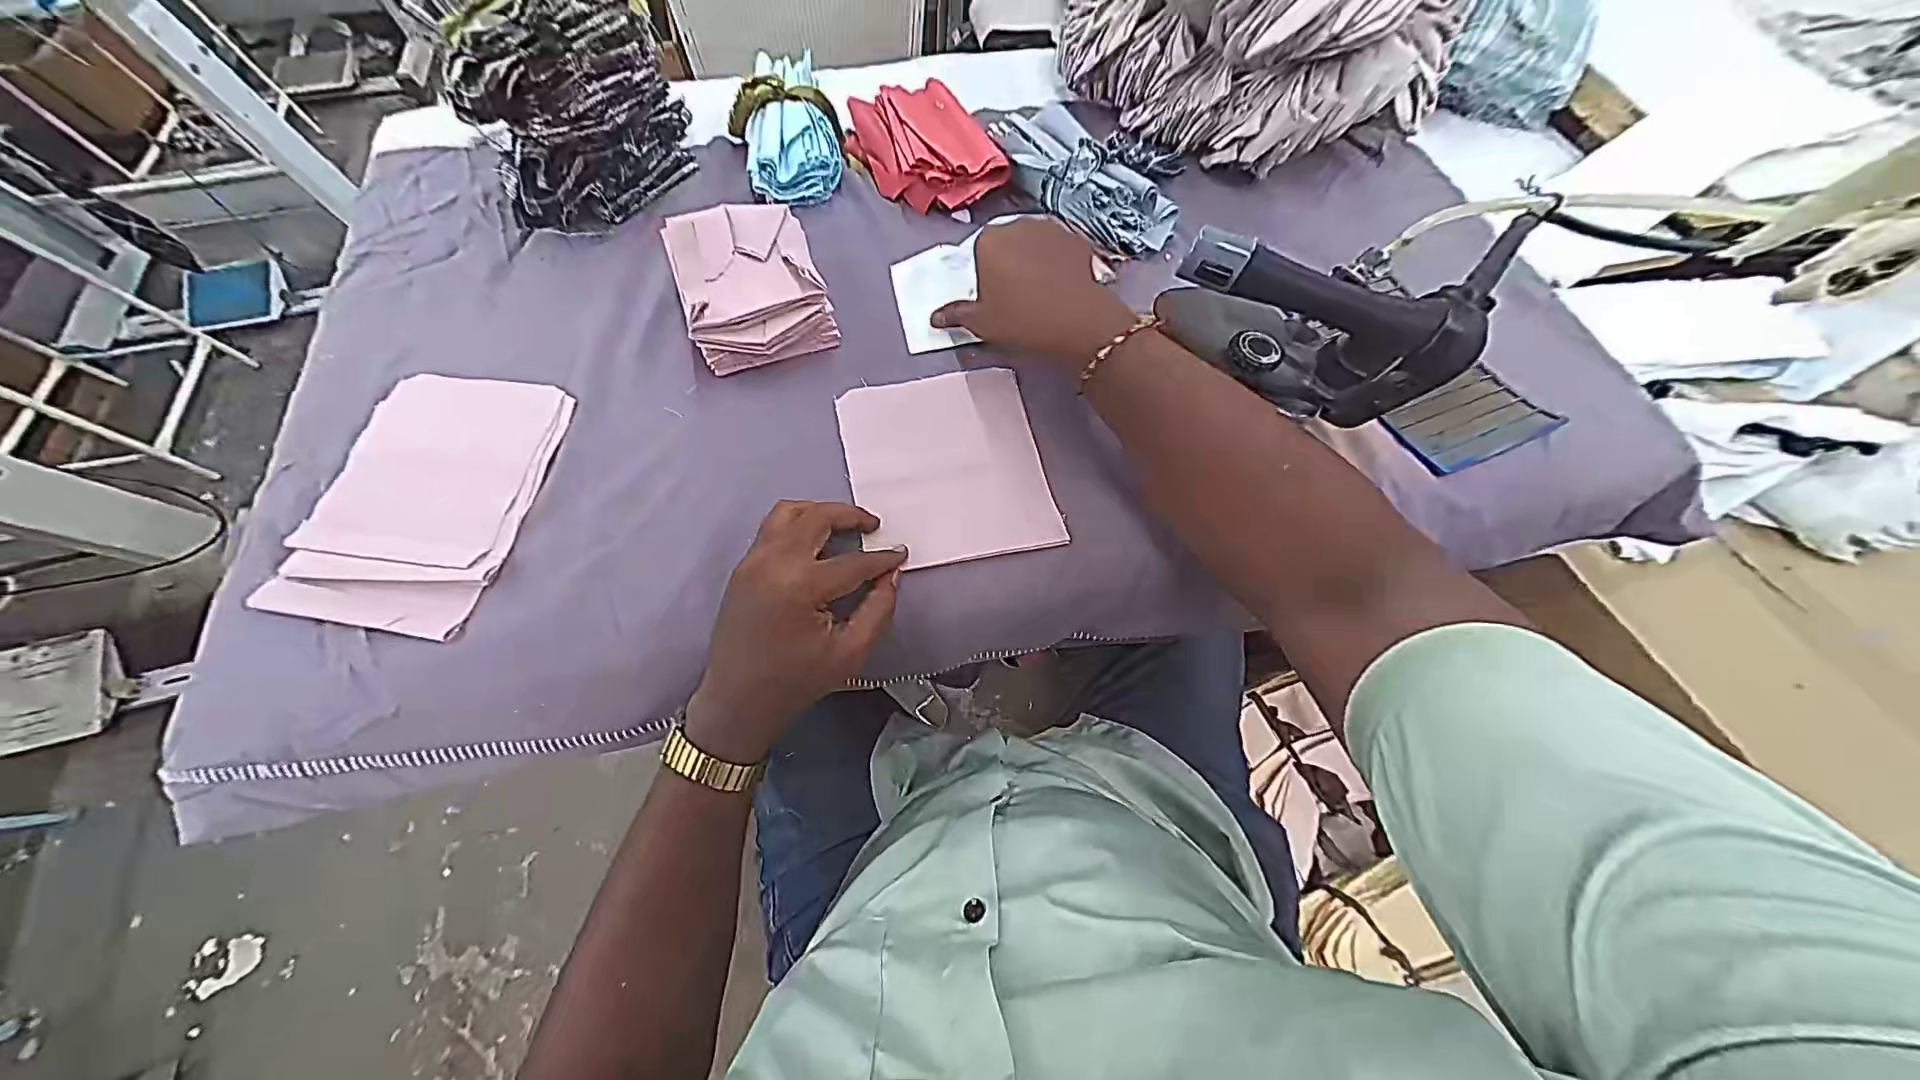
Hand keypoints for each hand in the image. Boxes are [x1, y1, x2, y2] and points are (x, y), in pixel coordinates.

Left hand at [683, 500, 906, 764]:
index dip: (882, 558)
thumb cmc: (794, 682)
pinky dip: (799, 524)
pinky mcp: (743, 568)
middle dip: (850, 515)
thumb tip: (890, 576)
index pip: (853, 561)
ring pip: (788, 512)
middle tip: (873, 525)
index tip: (899, 555)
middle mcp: (771, 563)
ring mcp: (752, 562)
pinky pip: (772, 528)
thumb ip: (879, 608)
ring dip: (819, 512)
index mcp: (799, 585)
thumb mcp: (851, 652)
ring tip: (844, 525)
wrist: (737, 701)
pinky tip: (816, 542)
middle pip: (816, 517)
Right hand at [931, 218, 1138, 368]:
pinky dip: (1056, 260)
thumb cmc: (1023, 321)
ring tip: (1039, 291)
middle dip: (1007, 263)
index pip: (977, 253)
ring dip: (1032, 259)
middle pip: (1005, 243)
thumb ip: (957, 315)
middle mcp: (1017, 224)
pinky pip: (1057, 247)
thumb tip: (936, 317)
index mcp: (988, 240)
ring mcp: (1050, 227)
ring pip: (1032, 242)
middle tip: (1015, 296)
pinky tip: (1059, 284)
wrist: (1079, 321)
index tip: (992, 297)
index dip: (984, 276)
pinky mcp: (1076, 236)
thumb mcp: (983, 324)